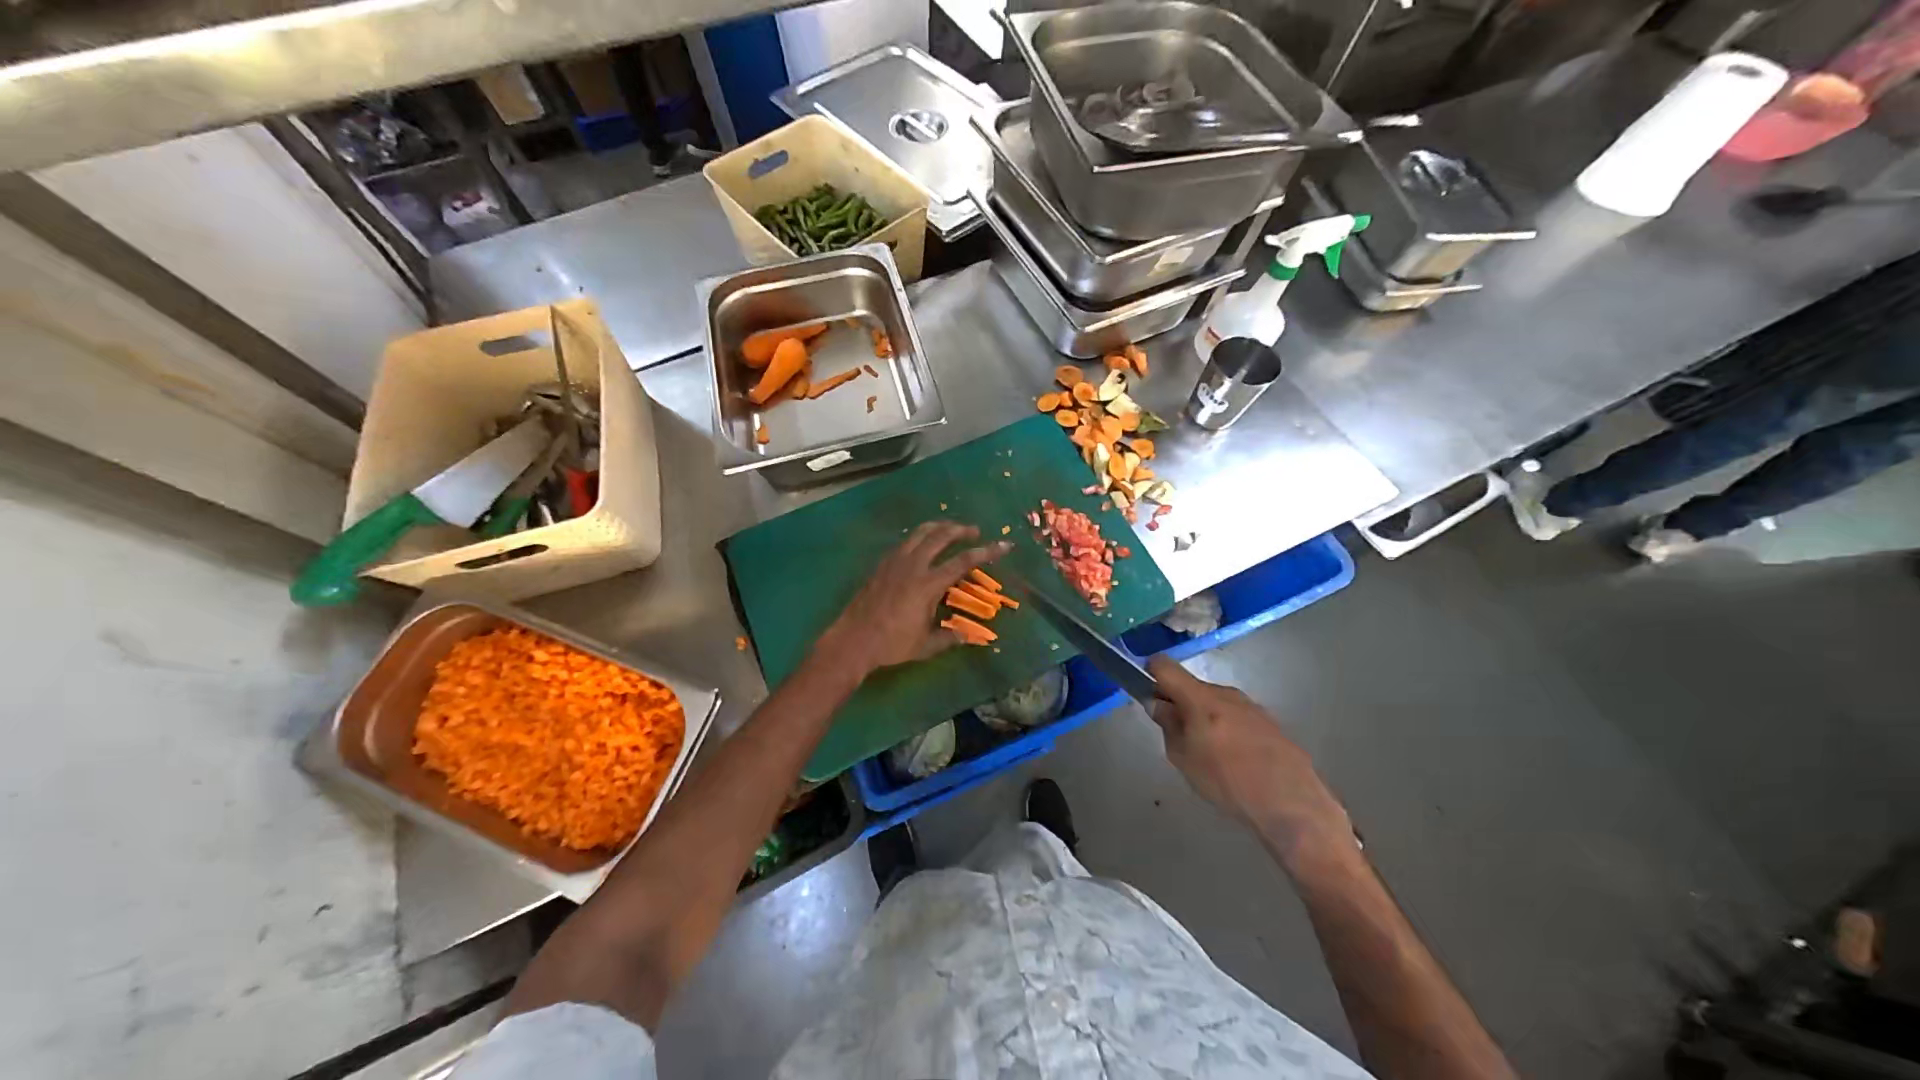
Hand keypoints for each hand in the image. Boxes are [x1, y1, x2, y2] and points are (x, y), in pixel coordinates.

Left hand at [815, 522, 1010, 675]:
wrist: (853, 640)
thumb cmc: (892, 645)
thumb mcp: (925, 645)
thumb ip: (950, 638)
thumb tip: (971, 637)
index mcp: (928, 584)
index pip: (963, 561)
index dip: (986, 551)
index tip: (1003, 545)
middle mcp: (913, 566)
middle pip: (941, 536)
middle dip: (961, 530)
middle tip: (974, 531)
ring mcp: (894, 562)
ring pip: (920, 533)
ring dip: (939, 527)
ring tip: (950, 528)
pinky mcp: (881, 564)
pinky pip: (904, 542)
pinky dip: (919, 536)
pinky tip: (922, 543)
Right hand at [1146, 656, 1351, 860]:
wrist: (1292, 803)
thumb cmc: (1228, 783)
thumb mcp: (1184, 759)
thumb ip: (1168, 726)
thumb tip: (1158, 704)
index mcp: (1200, 698)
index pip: (1164, 666)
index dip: (1150, 674)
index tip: (1147, 695)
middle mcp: (1226, 693)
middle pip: (1191, 686)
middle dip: (1179, 704)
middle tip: (1178, 738)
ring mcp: (1251, 705)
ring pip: (1214, 702)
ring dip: (1204, 717)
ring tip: (1208, 755)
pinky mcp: (1268, 721)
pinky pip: (1235, 715)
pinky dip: (1226, 728)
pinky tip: (1234, 760)